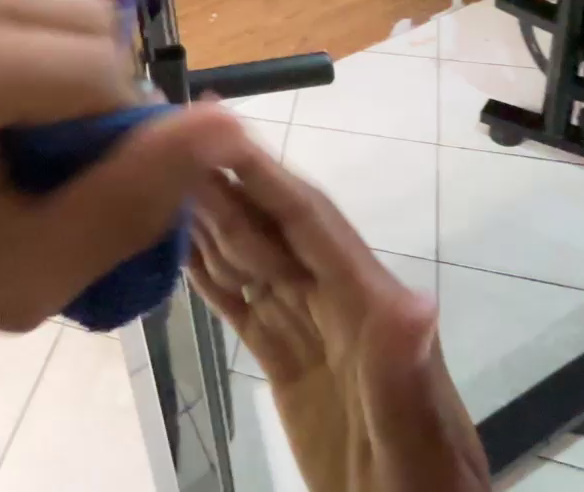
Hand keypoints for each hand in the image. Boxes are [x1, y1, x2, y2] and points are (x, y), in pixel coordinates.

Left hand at [0, 0, 250, 331]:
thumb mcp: (32, 269)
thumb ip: (132, 198)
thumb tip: (228, 123)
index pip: (96, 68)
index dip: (112, 126)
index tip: (69, 170)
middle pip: (87, 8)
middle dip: (95, 73)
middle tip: (48, 130)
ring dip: (82, 24)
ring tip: (40, 82)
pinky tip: (45, 20)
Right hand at [190, 143, 487, 491]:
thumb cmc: (423, 490)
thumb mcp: (416, 445)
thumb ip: (407, 377)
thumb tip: (415, 304)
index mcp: (367, 305)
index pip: (307, 221)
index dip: (264, 173)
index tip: (218, 127)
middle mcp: (334, 301)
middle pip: (268, 229)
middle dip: (223, 183)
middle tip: (166, 139)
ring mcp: (306, 329)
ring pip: (248, 258)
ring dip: (207, 218)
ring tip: (160, 178)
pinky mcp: (284, 360)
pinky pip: (239, 303)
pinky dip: (206, 272)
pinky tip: (177, 246)